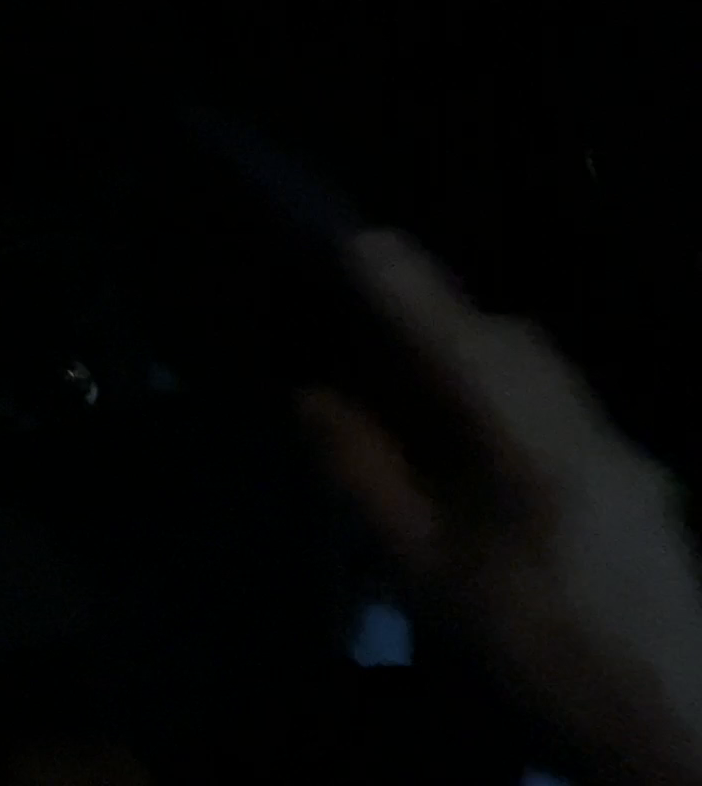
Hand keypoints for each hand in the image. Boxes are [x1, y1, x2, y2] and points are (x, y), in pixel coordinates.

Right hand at [301, 230, 701, 783]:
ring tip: (393, 369)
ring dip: (461, 352)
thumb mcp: (429, 569)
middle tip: (362, 307)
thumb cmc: (540, 649)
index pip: (470, 357)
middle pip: (514, 349)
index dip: (412, 296)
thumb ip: (367, 478)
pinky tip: (452, 429)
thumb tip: (314, 401)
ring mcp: (625, 460)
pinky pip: (547, 405)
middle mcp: (598, 445)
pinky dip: (488, 389)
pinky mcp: (630, 479)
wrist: (682, 735)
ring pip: (535, 374)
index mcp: (547, 468)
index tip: (362, 244)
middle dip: (436, 317)